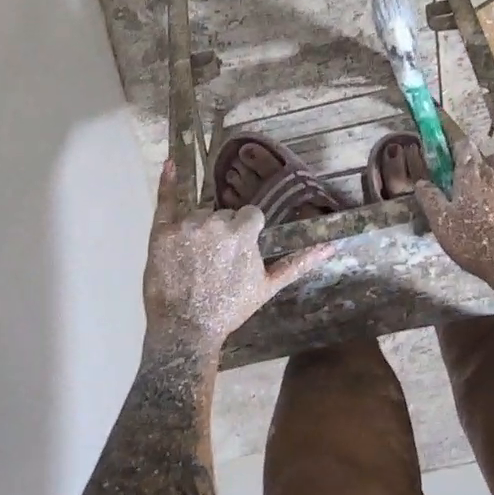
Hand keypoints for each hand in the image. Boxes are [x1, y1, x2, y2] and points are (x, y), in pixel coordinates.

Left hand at [142, 162, 332, 351]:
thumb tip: (331, 246)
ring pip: (200, 214)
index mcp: (243, 232)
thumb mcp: (268, 286)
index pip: (249, 216)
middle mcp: (215, 222)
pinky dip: (168, 182)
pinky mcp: (162, 232)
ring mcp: (187, 225)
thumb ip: (298, 262)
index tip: (239, 253)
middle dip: (222, 233)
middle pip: (224, 214)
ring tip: (194, 260)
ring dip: (200, 230)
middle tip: (215, 263)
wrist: (185, 330)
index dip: (246, 233)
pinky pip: (166, 200)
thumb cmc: (230, 308)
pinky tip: (171, 165)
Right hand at [415, 140, 493, 282]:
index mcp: (469, 176)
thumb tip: (421, 182)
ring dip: (493, 162)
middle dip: (471, 156)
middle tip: (460, 168)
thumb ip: (430, 199)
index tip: (447, 145)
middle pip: (481, 156)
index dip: (455, 144)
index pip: (463, 148)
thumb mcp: (441, 222)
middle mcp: (492, 175)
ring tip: (485, 168)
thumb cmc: (470, 241)